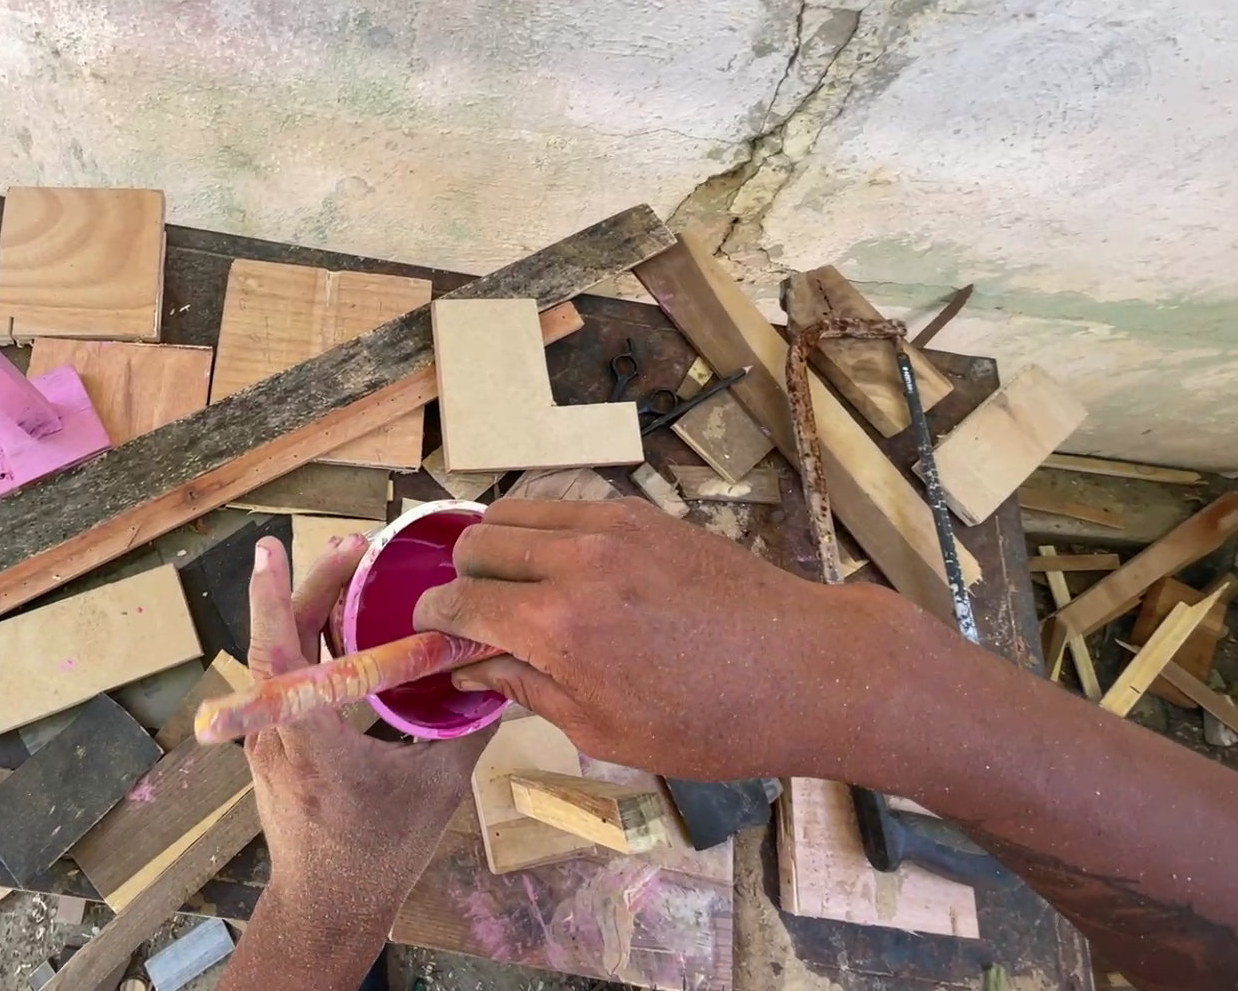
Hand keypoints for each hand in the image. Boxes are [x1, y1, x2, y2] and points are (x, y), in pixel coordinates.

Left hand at [243, 533, 492, 913]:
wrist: (324, 910)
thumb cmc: (379, 857)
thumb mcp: (436, 793)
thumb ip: (466, 733)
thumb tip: (496, 678)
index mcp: (313, 746)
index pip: (281, 661)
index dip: (271, 602)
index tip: (272, 550)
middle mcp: (276, 733)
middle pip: (277, 641)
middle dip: (309, 584)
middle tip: (355, 545)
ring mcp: (264, 736)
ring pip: (275, 653)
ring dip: (305, 604)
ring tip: (349, 567)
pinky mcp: (269, 739)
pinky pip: (282, 673)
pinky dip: (306, 635)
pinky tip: (339, 619)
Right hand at [416, 497, 910, 781]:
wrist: (810, 667)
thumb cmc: (710, 721)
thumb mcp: (605, 730)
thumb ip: (525, 688)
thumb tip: (469, 668)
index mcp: (558, 626)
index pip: (460, 602)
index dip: (431, 615)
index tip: (427, 626)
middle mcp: (572, 561)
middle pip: (475, 542)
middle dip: (459, 578)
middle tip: (478, 612)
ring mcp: (607, 525)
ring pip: (511, 511)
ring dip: (496, 546)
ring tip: (516, 583)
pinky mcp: (637, 511)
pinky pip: (561, 506)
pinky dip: (541, 531)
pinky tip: (566, 566)